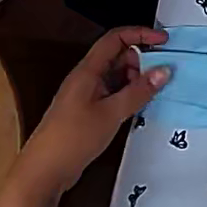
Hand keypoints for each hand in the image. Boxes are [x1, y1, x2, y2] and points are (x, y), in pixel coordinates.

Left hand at [0, 26, 169, 206]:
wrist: (43, 172)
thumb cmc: (72, 139)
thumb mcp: (111, 113)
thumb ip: (139, 91)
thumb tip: (163, 71)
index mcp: (88, 70)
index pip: (116, 38)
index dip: (140, 34)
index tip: (162, 41)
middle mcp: (86, 78)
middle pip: (118, 56)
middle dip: (140, 62)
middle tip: (156, 79)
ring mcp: (86, 94)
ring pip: (116, 76)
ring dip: (135, 81)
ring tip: (147, 97)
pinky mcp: (87, 110)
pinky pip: (112, 93)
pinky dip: (127, 96)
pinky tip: (136, 109)